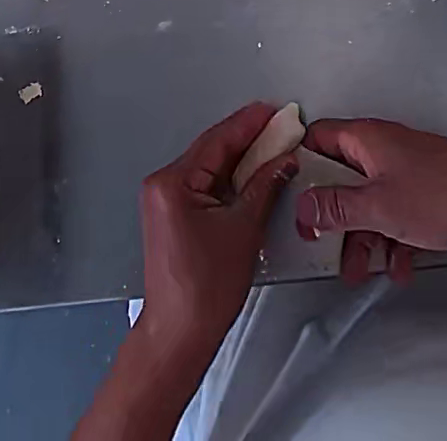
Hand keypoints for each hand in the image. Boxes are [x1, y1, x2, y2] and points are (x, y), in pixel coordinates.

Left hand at [138, 102, 299, 348]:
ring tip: (272, 147)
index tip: (271, 111)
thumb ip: (265, 186)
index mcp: (173, 183)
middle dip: (248, 139)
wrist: (180, 334)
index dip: (248, 123)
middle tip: (278, 126)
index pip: (217, 141)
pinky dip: (231, 178)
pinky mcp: (174, 213)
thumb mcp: (244, 229)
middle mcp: (163, 186)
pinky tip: (253, 174)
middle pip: (212, 150)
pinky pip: (206, 183)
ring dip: (241, 158)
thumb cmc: (203, 290)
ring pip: (210, 166)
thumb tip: (283, 159)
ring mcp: (166, 200)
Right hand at [294, 118, 446, 283]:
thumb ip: (336, 207)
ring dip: (362, 235)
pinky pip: (394, 210)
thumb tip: (304, 206)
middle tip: (324, 245)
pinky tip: (399, 267)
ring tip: (362, 270)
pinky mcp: (424, 189)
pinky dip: (391, 237)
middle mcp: (381, 148)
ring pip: (368, 199)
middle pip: (341, 176)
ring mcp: (404, 168)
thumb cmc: (442, 195)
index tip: (294, 199)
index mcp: (364, 139)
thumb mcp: (379, 207)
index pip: (317, 138)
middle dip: (333, 215)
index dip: (301, 166)